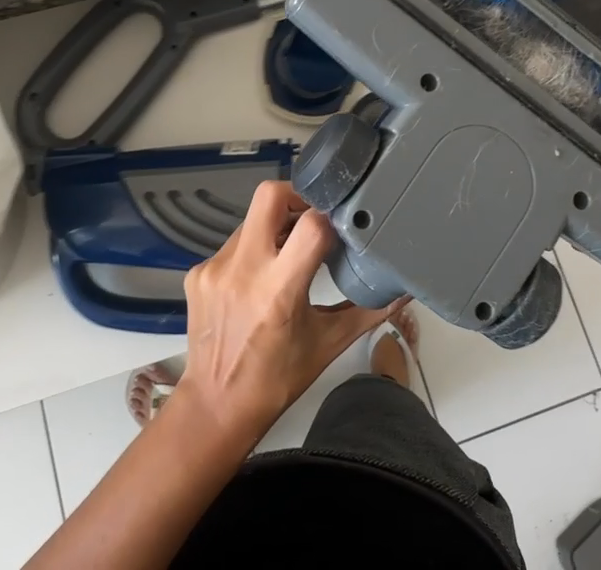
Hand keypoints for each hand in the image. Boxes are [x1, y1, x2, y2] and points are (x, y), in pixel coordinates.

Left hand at [175, 181, 406, 440]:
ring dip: (273, 229)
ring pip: (250, 220)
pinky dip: (251, 253)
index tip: (340, 224)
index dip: (331, 217)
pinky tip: (258, 281)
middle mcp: (244, 269)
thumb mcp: (328, 343)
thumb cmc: (278, 379)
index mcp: (279, 289)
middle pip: (270, 195)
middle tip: (312, 217)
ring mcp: (215, 268)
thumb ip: (368, 311)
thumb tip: (402, 289)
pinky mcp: (198, 273)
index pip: (311, 225)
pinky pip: (232, 245)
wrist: (216, 404)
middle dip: (296, 196)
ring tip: (287, 256)